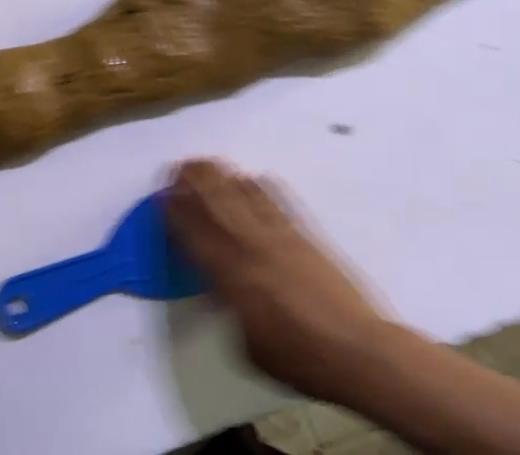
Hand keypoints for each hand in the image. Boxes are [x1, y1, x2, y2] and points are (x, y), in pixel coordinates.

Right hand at [166, 159, 387, 405]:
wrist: (357, 350)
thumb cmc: (298, 358)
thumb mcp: (247, 344)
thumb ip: (228, 309)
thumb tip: (218, 291)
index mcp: (232, 277)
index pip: (195, 236)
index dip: (176, 213)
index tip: (162, 196)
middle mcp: (252, 249)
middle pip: (217, 205)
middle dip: (194, 183)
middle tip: (178, 167)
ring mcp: (281, 237)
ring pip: (245, 196)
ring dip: (222, 176)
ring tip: (206, 162)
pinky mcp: (306, 236)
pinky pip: (278, 202)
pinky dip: (262, 187)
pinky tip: (252, 177)